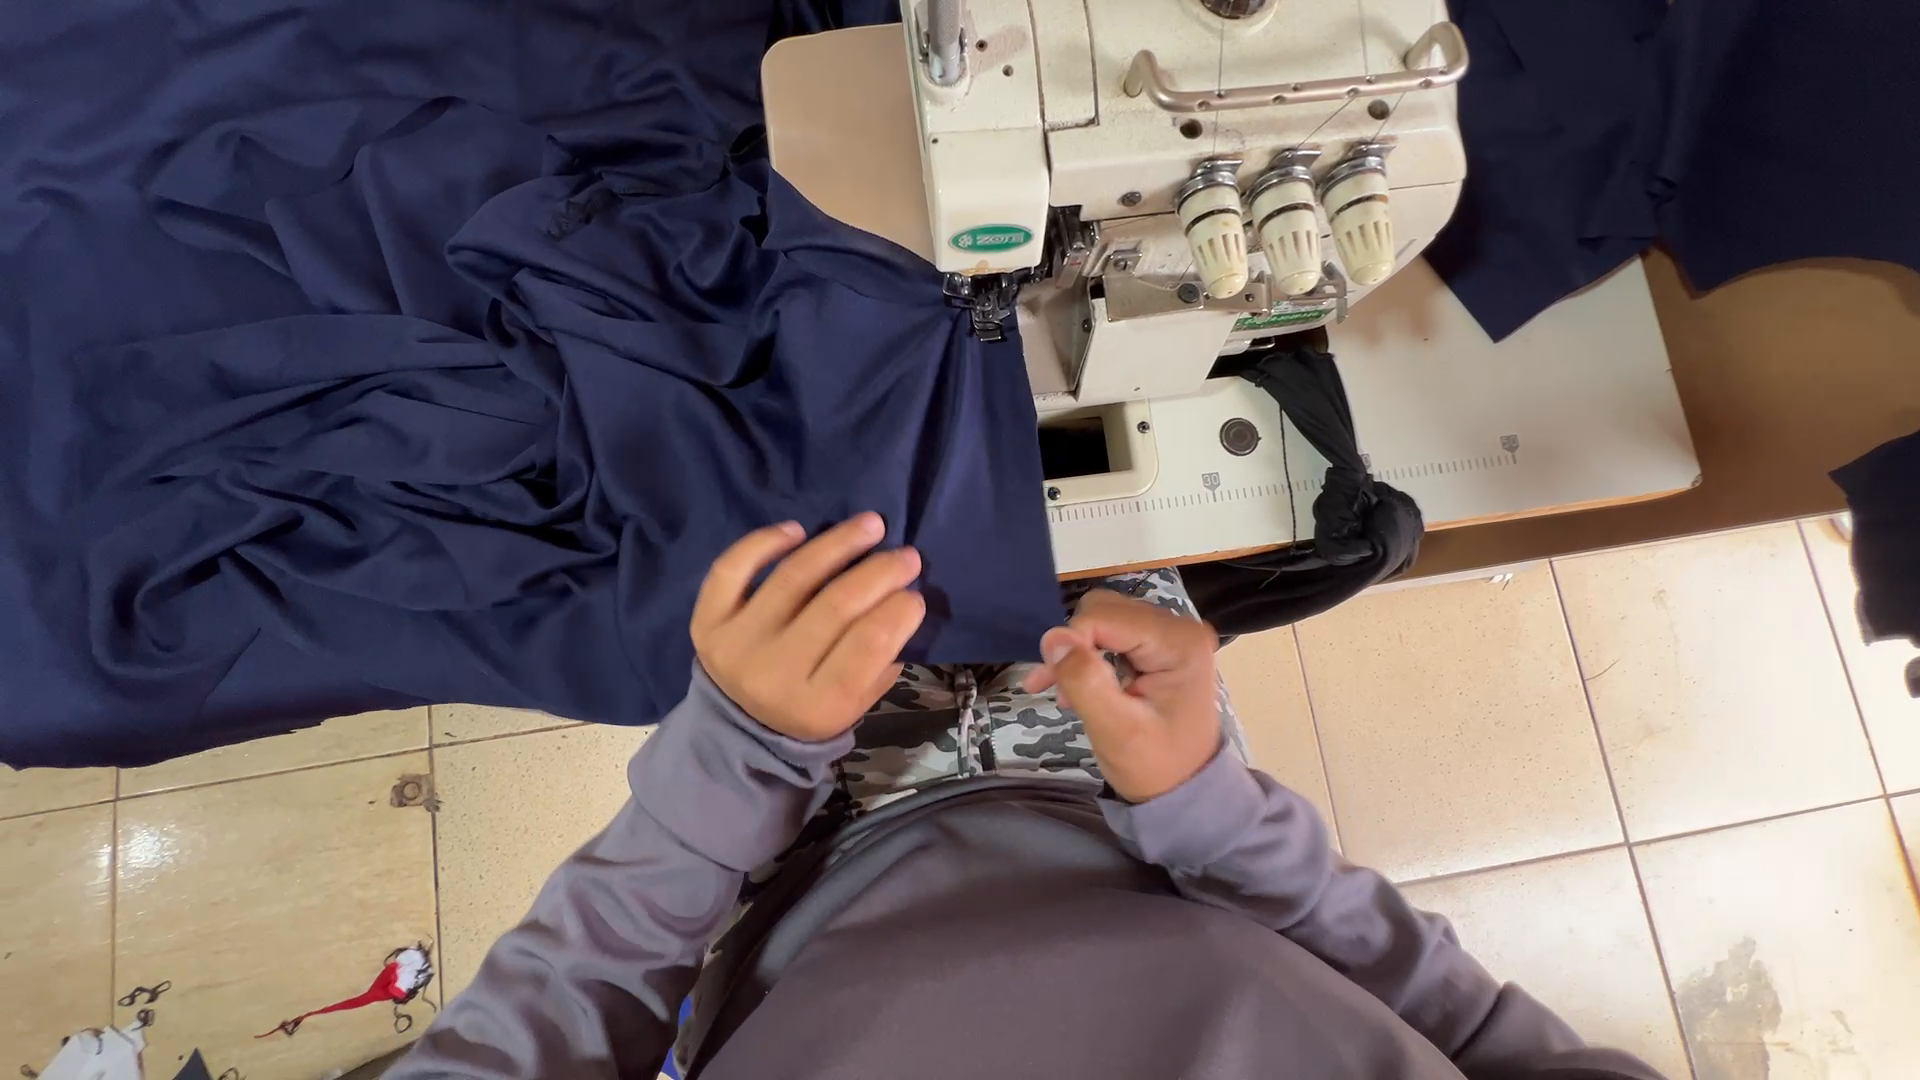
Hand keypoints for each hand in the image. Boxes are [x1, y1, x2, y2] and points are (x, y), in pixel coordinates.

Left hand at [691, 513, 925, 741]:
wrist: (739, 723)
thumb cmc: (812, 706)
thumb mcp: (856, 703)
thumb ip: (882, 659)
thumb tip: (905, 598)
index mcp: (817, 705)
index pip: (868, 644)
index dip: (899, 611)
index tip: (916, 593)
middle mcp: (773, 674)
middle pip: (836, 606)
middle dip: (880, 572)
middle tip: (907, 555)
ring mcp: (737, 644)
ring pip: (793, 578)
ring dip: (837, 543)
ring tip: (871, 524)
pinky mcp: (707, 621)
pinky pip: (730, 569)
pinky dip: (763, 542)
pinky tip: (798, 529)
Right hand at [1023, 589, 1221, 802]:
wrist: (1185, 791)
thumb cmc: (1155, 767)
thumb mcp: (1115, 731)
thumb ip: (1084, 681)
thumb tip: (1052, 637)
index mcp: (1178, 642)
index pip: (1103, 617)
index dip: (1071, 643)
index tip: (1049, 681)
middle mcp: (1178, 627)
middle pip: (1102, 610)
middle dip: (1072, 645)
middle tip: (1055, 687)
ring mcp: (1170, 634)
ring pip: (1101, 618)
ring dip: (1077, 650)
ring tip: (1065, 692)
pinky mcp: (1159, 643)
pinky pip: (1110, 632)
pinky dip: (1088, 654)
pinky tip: (1077, 686)